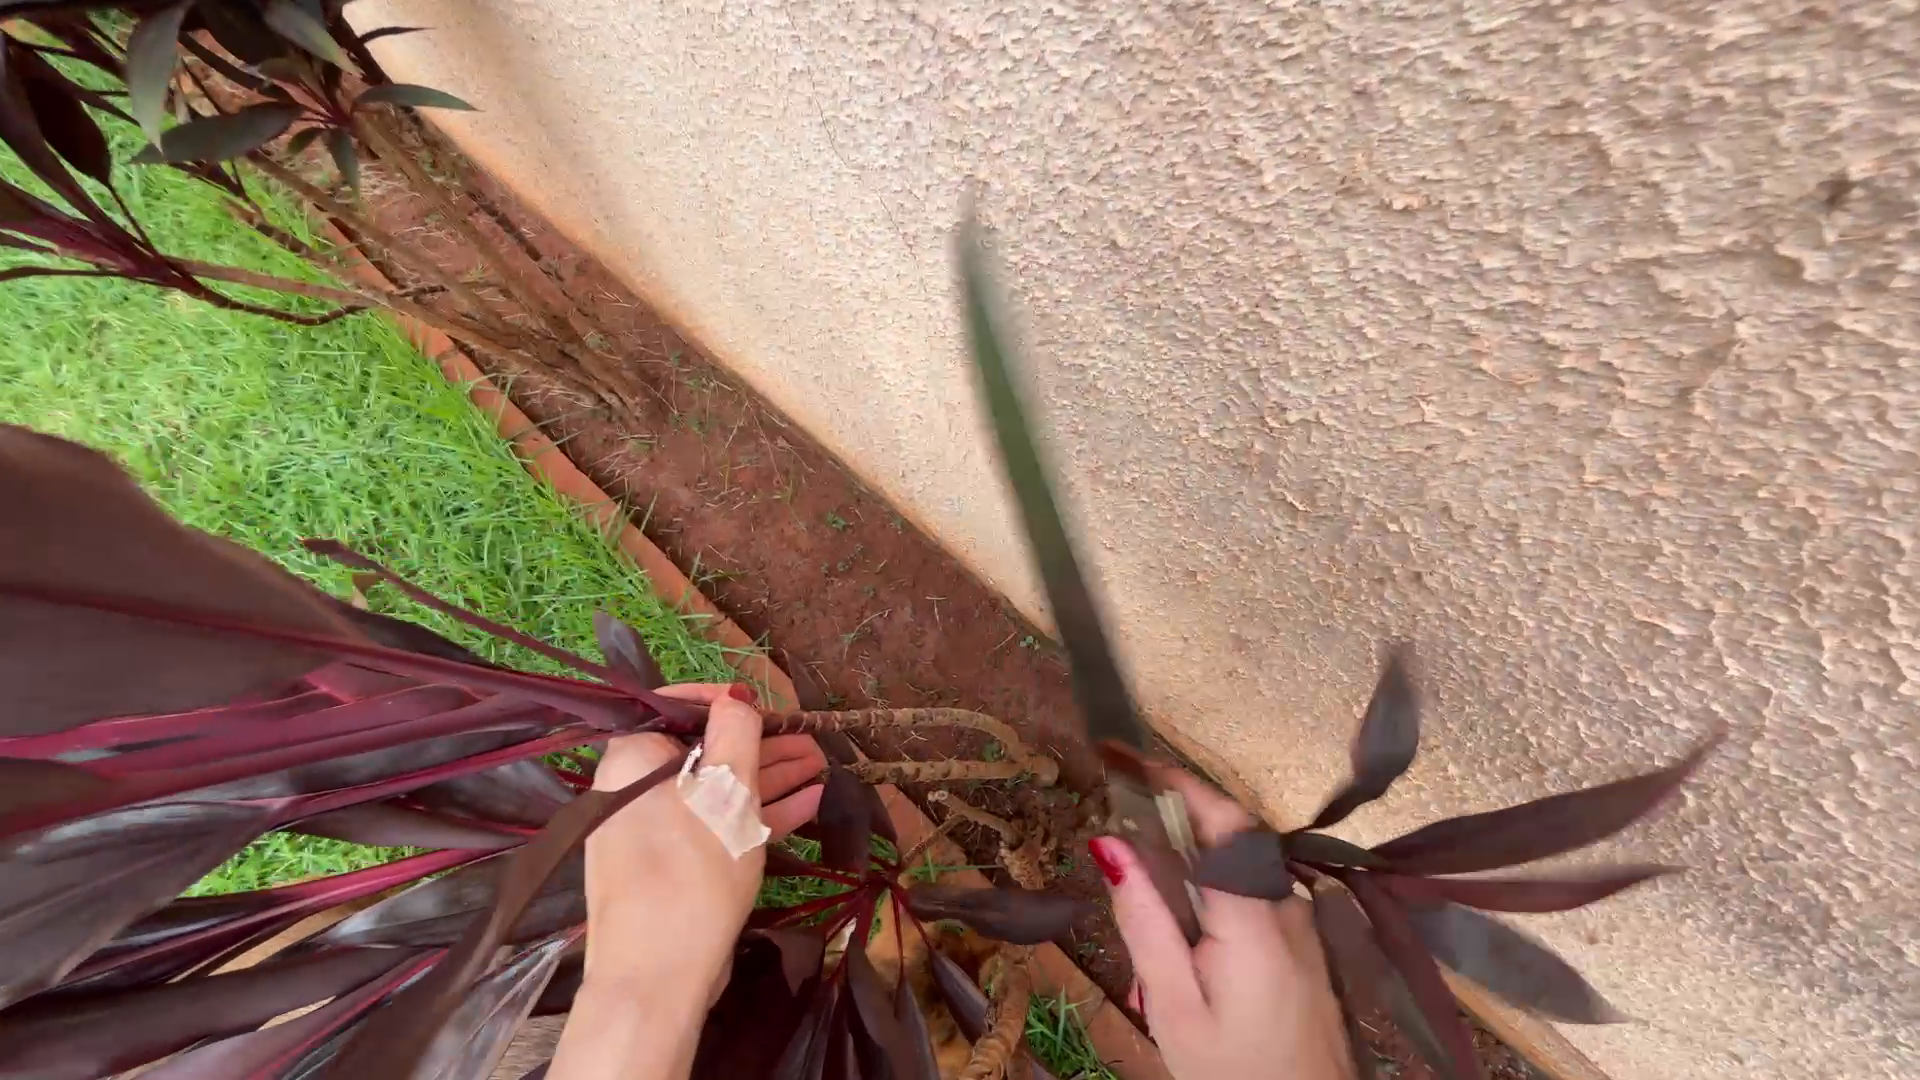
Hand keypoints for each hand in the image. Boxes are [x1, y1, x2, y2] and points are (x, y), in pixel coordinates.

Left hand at [550, 683, 824, 1079]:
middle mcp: (636, 787)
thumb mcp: (727, 789)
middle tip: (812, 739)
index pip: (679, 706)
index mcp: (634, 757)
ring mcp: (655, 828)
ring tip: (821, 766)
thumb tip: (737, 696)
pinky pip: (716, 822)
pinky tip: (807, 802)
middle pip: (708, 749)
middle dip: (766, 744)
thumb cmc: (694, 866)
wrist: (657, 978)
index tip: (769, 708)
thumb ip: (738, 730)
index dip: (728, 702)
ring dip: (772, 776)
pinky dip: (757, 812)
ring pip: (719, 788)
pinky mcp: (674, 861)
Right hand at [1089, 768, 1353, 1079]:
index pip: (1220, 821)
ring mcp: (1300, 920)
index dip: (1173, 780)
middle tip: (1118, 790)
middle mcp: (1287, 904)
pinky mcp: (1300, 937)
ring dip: (1190, 830)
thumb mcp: (1173, 1005)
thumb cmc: (1233, 1072)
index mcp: (1255, 917)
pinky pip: (1250, 878)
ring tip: (1135, 832)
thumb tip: (1107, 842)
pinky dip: (1209, 862)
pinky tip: (1176, 884)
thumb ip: (1143, 920)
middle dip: (1174, 800)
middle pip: (1230, 828)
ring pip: (1240, 852)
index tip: (1123, 756)